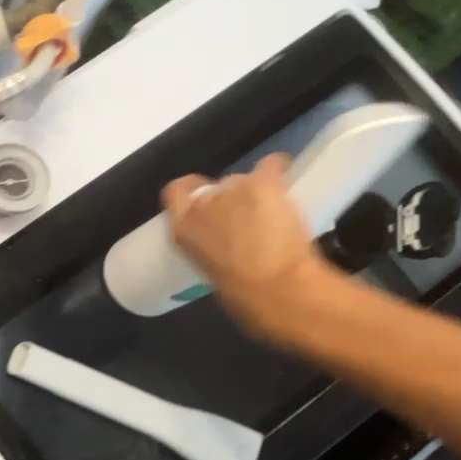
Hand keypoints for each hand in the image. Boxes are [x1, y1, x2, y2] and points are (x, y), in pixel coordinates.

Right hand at [163, 152, 335, 335]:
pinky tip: (285, 176)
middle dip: (229, 198)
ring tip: (271, 210)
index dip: (189, 190)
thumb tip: (225, 239)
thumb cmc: (240, 295)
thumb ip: (209, 245)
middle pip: (214, 188)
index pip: (175, 193)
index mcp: (182, 230)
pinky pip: (271, 164)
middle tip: (247, 217)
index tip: (202, 197)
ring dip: (254, 191)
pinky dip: (277, 167)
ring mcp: (233, 191)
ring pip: (243, 180)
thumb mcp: (208, 268)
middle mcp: (202, 205)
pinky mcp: (263, 183)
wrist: (273, 287)